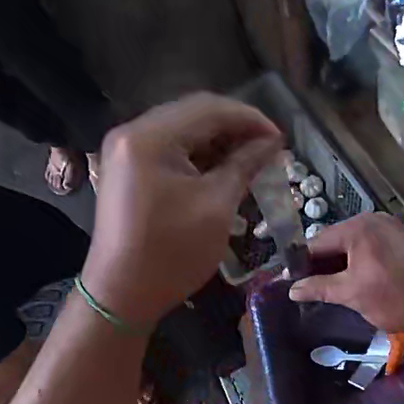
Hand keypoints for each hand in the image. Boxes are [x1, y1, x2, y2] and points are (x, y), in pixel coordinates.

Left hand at [83, 93, 282, 324]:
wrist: (122, 295)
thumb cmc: (172, 252)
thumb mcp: (217, 206)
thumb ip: (244, 165)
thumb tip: (272, 143)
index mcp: (150, 137)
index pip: (209, 108)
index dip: (250, 119)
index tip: (282, 139)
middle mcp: (132, 133)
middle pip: (193, 115)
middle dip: (235, 129)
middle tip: (269, 149)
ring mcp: (125, 151)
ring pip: (182, 132)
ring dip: (218, 143)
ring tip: (252, 161)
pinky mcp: (127, 170)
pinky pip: (168, 150)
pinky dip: (197, 157)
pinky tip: (223, 171)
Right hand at [287, 213, 403, 331]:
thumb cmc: (396, 295)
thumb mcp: (352, 294)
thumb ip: (320, 288)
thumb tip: (292, 290)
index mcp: (357, 227)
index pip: (316, 242)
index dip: (301, 264)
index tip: (290, 283)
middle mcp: (373, 221)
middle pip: (336, 242)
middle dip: (322, 266)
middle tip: (310, 290)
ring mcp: (391, 230)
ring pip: (355, 248)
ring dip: (342, 267)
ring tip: (332, 291)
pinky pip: (372, 250)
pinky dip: (360, 265)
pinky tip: (358, 285)